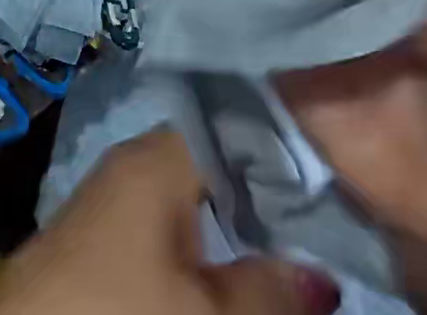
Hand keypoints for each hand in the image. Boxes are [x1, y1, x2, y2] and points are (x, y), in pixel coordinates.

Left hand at [0, 127, 342, 314]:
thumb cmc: (126, 312)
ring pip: (182, 190)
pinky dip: (197, 231)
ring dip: (228, 212)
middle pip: (203, 161)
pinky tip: (230, 258)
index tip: (327, 173)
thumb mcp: (213, 313)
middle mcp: (126, 166)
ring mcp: (108, 196)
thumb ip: (270, 288)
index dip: (275, 149)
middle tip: (322, 213)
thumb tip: (315, 271)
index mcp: (151, 163)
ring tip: (292, 239)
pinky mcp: (98, 230)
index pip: (221, 130)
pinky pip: (160, 215)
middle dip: (257, 187)